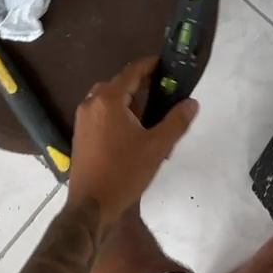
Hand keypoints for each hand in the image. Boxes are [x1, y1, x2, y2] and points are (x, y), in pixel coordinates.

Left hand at [66, 56, 198, 223]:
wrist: (91, 207)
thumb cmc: (124, 173)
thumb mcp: (157, 147)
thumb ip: (176, 121)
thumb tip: (192, 103)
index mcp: (108, 100)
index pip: (132, 71)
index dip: (150, 65)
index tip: (167, 65)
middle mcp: (91, 103)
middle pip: (119, 84)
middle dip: (141, 85)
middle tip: (163, 93)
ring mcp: (82, 119)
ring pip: (109, 99)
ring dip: (129, 101)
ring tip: (151, 116)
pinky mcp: (80, 134)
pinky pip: (101, 113)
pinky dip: (117, 114)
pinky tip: (132, 132)